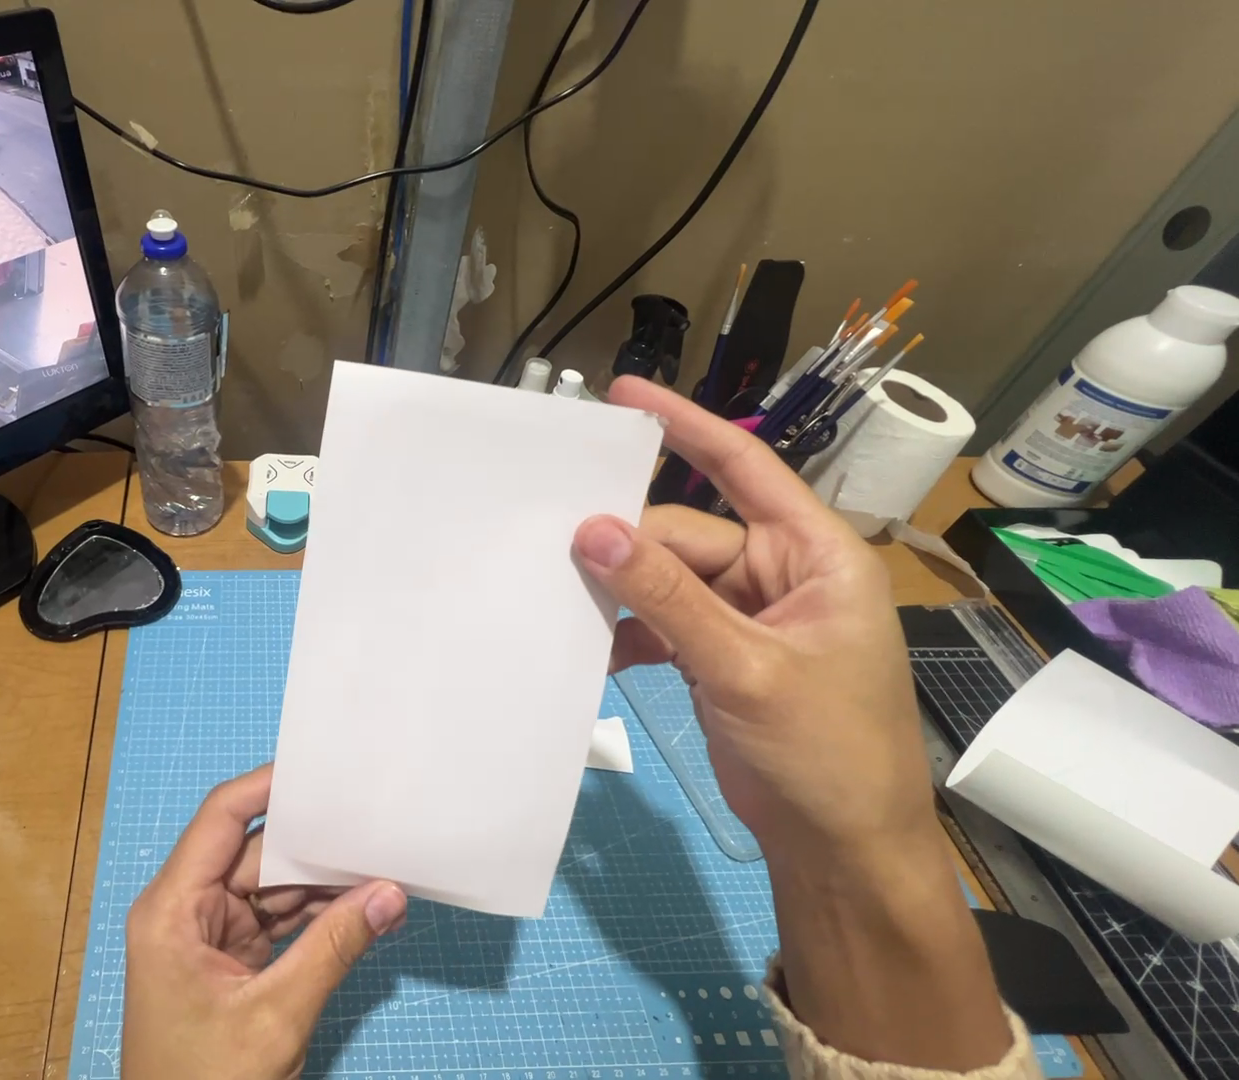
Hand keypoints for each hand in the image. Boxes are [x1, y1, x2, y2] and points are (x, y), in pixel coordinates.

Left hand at [123, 765, 406, 1079]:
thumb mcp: (275, 1017)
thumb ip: (333, 949)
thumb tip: (390, 894)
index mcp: (173, 907)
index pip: (221, 819)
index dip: (267, 786)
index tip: (319, 770)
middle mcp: (186, 908)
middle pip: (254, 851)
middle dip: (312, 841)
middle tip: (368, 820)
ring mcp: (210, 933)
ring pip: (271, 885)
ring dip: (322, 882)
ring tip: (379, 864)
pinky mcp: (231, 958)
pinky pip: (278, 918)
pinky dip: (316, 916)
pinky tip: (360, 907)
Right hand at [577, 377, 934, 855]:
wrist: (837, 846)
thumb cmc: (825, 750)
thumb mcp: (744, 666)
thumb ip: (666, 597)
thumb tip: (593, 529)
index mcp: (813, 556)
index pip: (744, 469)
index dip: (687, 428)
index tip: (623, 394)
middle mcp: (776, 574)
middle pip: (684, 535)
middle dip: (628, 547)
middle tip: (558, 551)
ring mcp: (741, 615)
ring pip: (662, 579)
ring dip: (621, 594)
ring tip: (567, 602)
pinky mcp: (714, 651)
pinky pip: (658, 621)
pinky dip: (627, 634)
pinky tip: (596, 653)